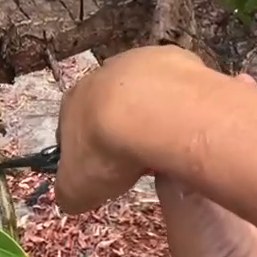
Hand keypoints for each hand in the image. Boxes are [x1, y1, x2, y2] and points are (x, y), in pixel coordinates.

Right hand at [53, 45, 206, 212]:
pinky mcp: (172, 57)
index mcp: (73, 103)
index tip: (102, 171)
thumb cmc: (107, 149)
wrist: (152, 111)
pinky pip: (175, 84)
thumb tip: (70, 198)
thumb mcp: (77, 187)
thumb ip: (70, 191)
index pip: (73, 126)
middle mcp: (101, 75)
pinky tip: (187, 124)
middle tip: (137, 157)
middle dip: (121, 127)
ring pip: (143, 90)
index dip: (87, 149)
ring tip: (166, 142)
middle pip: (108, 104)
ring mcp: (137, 62)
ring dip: (151, 112)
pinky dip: (180, 102)